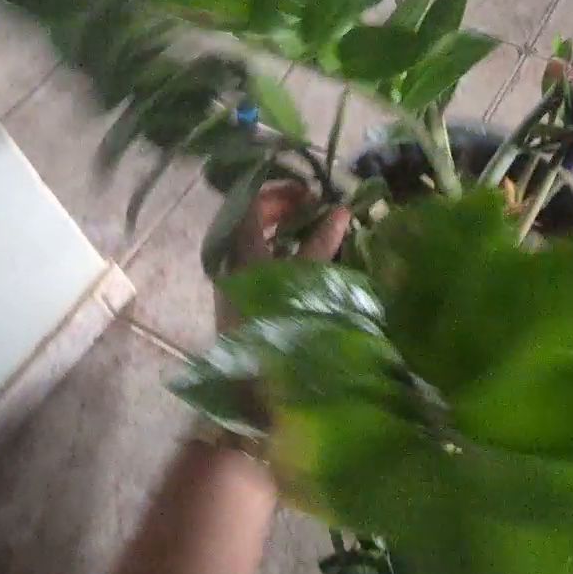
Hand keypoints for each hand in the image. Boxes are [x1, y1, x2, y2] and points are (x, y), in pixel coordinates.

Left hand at [215, 181, 349, 333]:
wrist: (252, 382)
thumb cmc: (277, 320)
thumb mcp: (304, 276)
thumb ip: (322, 242)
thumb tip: (341, 209)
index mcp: (238, 249)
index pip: (253, 202)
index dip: (282, 192)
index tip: (312, 194)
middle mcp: (230, 259)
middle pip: (253, 220)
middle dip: (286, 210)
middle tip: (317, 210)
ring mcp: (234, 279)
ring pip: (258, 241)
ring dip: (286, 231)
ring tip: (317, 231)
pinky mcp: (242, 297)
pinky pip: (260, 261)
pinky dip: (282, 252)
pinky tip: (306, 260)